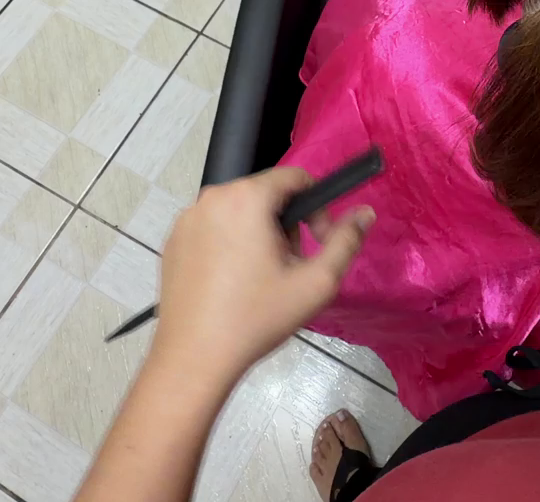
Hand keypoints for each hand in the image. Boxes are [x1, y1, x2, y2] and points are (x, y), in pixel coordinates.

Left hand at [154, 167, 373, 381]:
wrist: (192, 361)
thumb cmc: (256, 318)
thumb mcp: (315, 283)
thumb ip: (345, 241)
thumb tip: (366, 212)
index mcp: (247, 198)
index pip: (294, 177)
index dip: (316, 205)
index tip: (317, 241)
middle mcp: (213, 196)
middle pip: (266, 193)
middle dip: (286, 223)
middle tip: (289, 266)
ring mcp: (188, 218)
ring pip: (239, 209)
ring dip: (258, 231)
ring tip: (262, 277)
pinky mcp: (173, 240)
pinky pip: (213, 225)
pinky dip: (229, 242)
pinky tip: (231, 281)